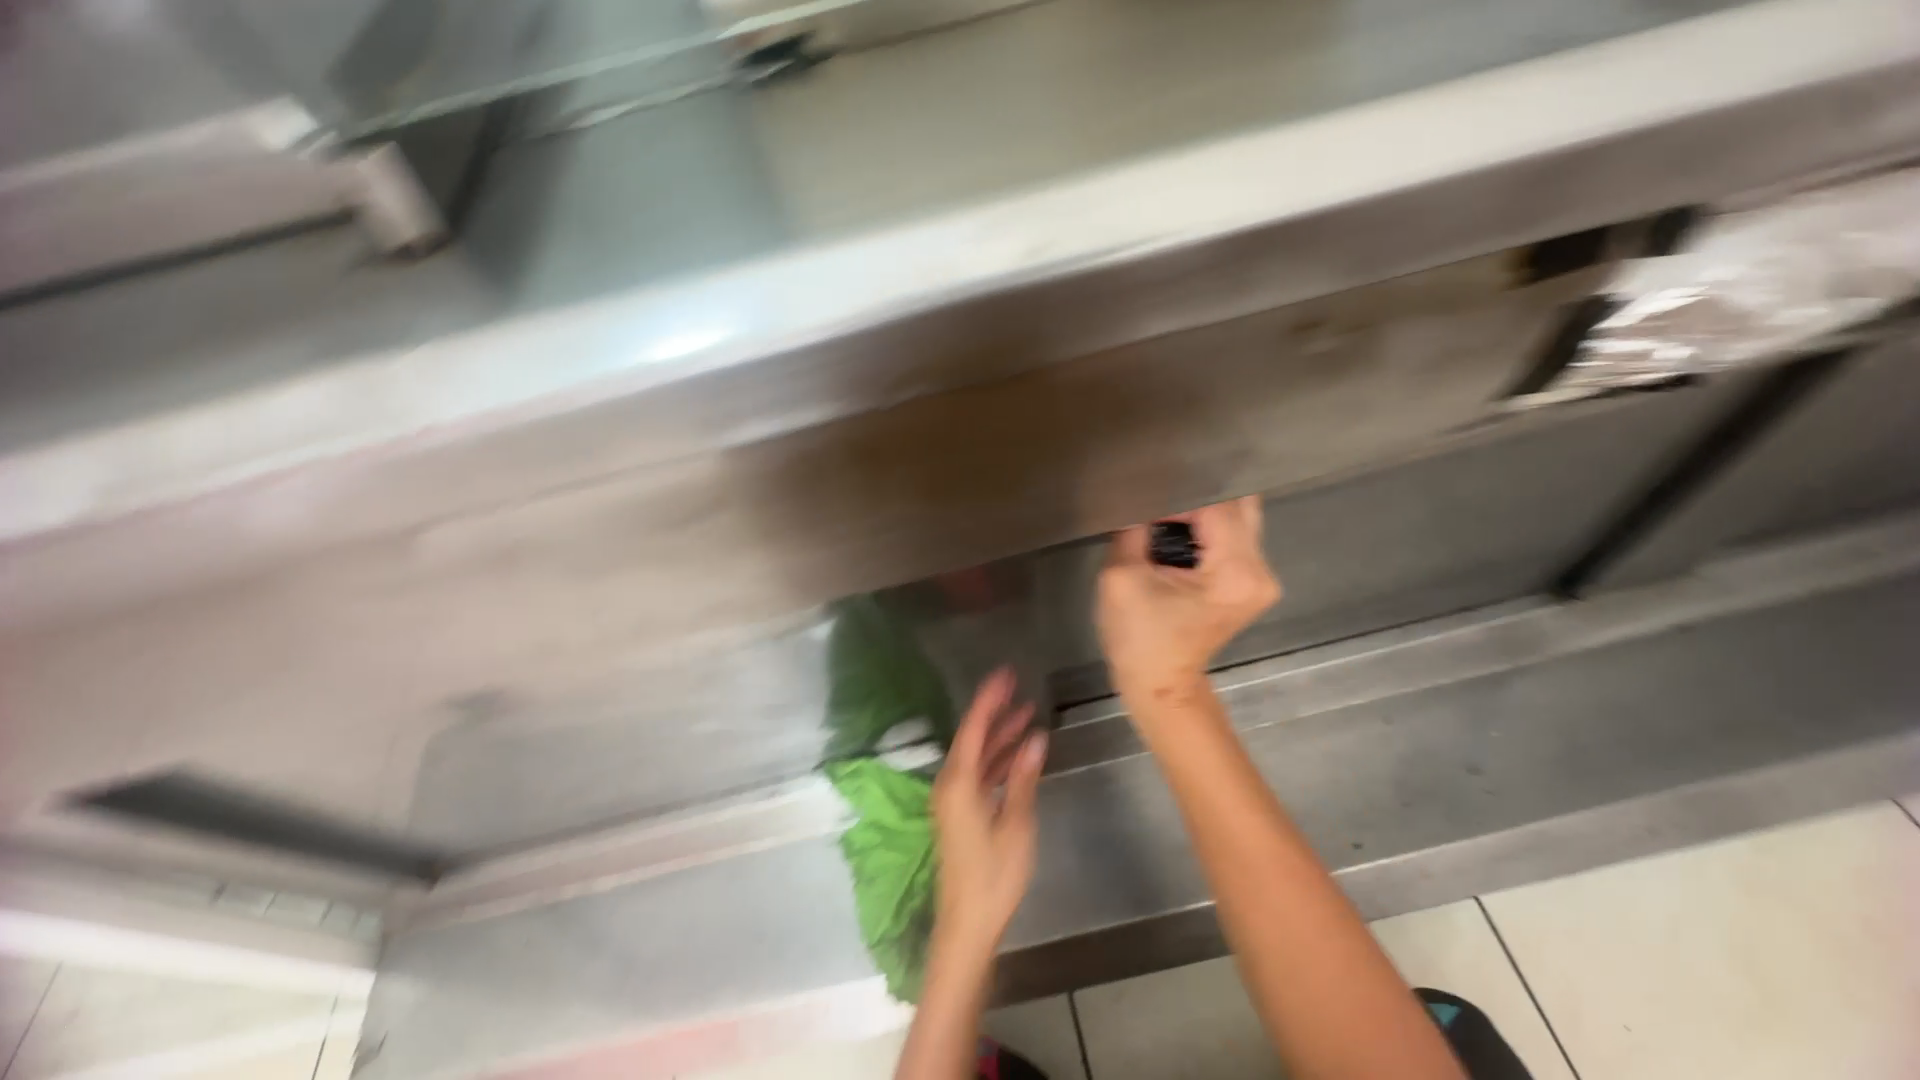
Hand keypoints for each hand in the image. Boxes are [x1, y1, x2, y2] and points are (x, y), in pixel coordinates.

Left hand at [932, 668, 1046, 945]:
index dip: (989, 700)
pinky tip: (1019, 756)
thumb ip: (1024, 778)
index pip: (974, 729)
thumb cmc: (994, 875)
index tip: (1005, 674)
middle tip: (1020, 688)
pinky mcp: (960, 815)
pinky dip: (997, 762)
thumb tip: (1036, 738)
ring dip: (999, 738)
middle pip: (973, 740)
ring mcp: (953, 801)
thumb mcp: (1016, 824)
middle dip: (996, 714)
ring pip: (977, 758)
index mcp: (958, 782)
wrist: (967, 924)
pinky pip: (978, 776)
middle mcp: (949, 785)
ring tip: (1027, 715)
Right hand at [1097, 496, 1281, 697]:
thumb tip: (1144, 492)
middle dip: (1195, 498)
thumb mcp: (1121, 576)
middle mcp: (1261, 570)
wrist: (1159, 684)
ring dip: (1202, 513)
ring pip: (1238, 517)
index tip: (1147, 498)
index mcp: (1235, 571)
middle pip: (1237, 505)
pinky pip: (1234, 536)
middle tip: (1160, 501)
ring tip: (1166, 519)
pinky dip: (1208, 529)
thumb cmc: (1138, 637)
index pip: (1214, 504)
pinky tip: (1179, 535)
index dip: (1177, 495)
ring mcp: (1262, 577)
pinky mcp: (1252, 581)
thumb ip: (1135, 525)